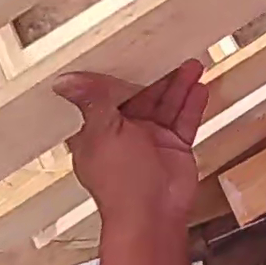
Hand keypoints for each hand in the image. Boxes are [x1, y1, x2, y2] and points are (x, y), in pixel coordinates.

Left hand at [53, 60, 209, 232]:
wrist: (153, 212)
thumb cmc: (120, 180)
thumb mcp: (103, 133)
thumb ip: (94, 102)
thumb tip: (65, 81)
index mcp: (98, 129)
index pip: (109, 94)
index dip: (121, 74)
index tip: (132, 53)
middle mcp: (125, 132)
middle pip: (144, 96)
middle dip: (158, 77)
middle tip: (172, 55)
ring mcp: (152, 140)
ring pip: (168, 105)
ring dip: (180, 86)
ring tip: (192, 65)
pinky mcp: (175, 147)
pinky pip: (185, 121)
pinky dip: (193, 105)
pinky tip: (200, 89)